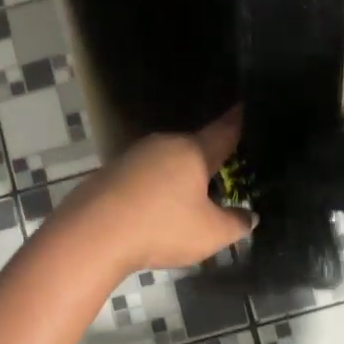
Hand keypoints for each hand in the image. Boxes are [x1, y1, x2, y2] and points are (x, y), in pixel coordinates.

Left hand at [54, 109, 256, 272]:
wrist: (93, 236)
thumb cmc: (161, 228)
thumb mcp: (210, 234)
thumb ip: (236, 224)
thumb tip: (249, 216)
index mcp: (192, 150)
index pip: (225, 129)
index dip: (240, 120)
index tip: (249, 107)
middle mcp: (163, 144)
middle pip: (195, 149)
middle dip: (209, 164)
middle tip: (224, 185)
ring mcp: (134, 157)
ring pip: (168, 165)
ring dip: (181, 182)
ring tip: (190, 209)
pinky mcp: (112, 174)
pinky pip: (146, 180)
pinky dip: (157, 193)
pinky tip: (157, 216)